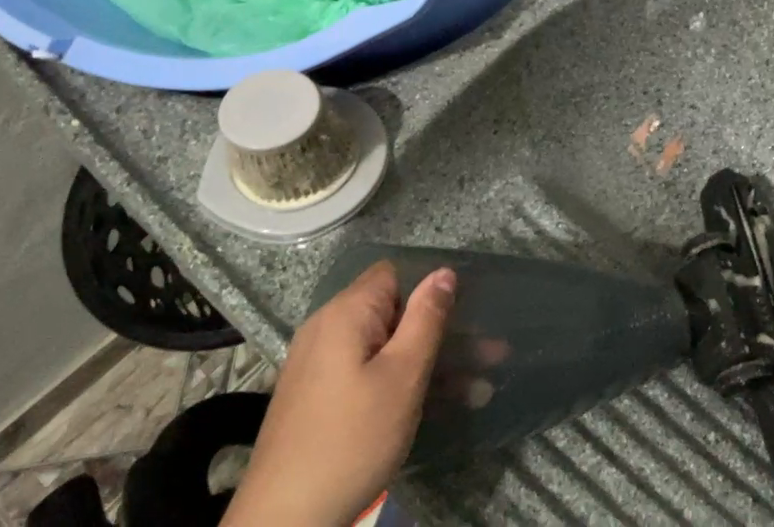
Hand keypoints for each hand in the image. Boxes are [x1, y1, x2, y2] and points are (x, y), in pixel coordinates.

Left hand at [223, 262, 454, 526]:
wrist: (285, 518)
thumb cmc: (352, 438)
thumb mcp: (402, 375)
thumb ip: (425, 319)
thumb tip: (444, 271)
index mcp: (345, 315)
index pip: (394, 273)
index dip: (431, 285)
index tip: (467, 310)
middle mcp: (327, 330)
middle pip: (393, 311)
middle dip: (440, 329)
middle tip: (489, 352)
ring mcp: (320, 366)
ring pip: (386, 346)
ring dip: (430, 361)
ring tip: (478, 386)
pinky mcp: (320, 397)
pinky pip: (369, 372)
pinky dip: (402, 381)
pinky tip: (439, 404)